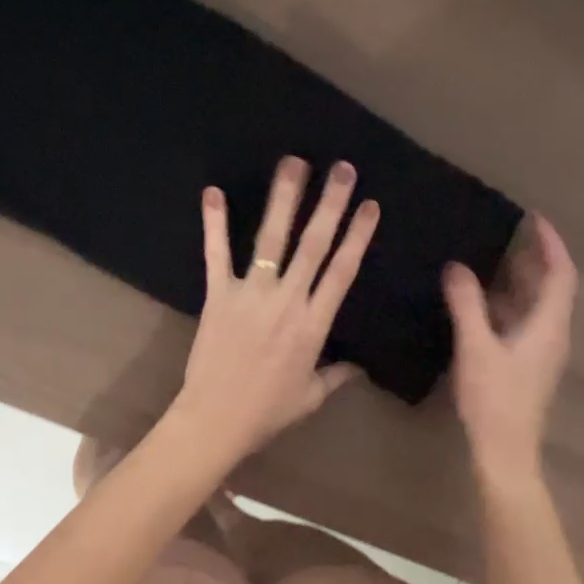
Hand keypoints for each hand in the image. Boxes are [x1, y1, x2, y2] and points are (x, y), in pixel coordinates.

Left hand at [168, 157, 378, 461]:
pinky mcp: (218, 296)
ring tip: (294, 163)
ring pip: (271, 240)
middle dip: (330, 204)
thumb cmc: (267, 412)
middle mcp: (286, 301)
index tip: (370, 205)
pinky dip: (214, 224)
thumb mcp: (310, 396)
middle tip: (342, 168)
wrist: (216, 420)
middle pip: (313, 245)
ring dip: (283, 200)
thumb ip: (336, 375)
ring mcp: (250, 295)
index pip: (342, 271)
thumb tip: (359, 366)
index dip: (358, 236)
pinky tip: (212, 192)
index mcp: (313, 325)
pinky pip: (216, 255)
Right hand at [443, 214, 577, 474]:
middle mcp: (552, 335)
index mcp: (548, 325)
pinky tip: (478, 307)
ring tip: (487, 263)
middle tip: (504, 235)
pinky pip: (521, 325)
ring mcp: (541, 354)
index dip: (551, 244)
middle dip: (531, 260)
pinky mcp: (527, 368)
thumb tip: (456, 267)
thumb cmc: (495, 399)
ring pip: (534, 308)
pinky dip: (505, 308)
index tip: (533, 219)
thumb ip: (466, 305)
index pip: (561, 273)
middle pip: (550, 289)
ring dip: (516, 285)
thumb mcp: (475, 348)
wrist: (505, 451)